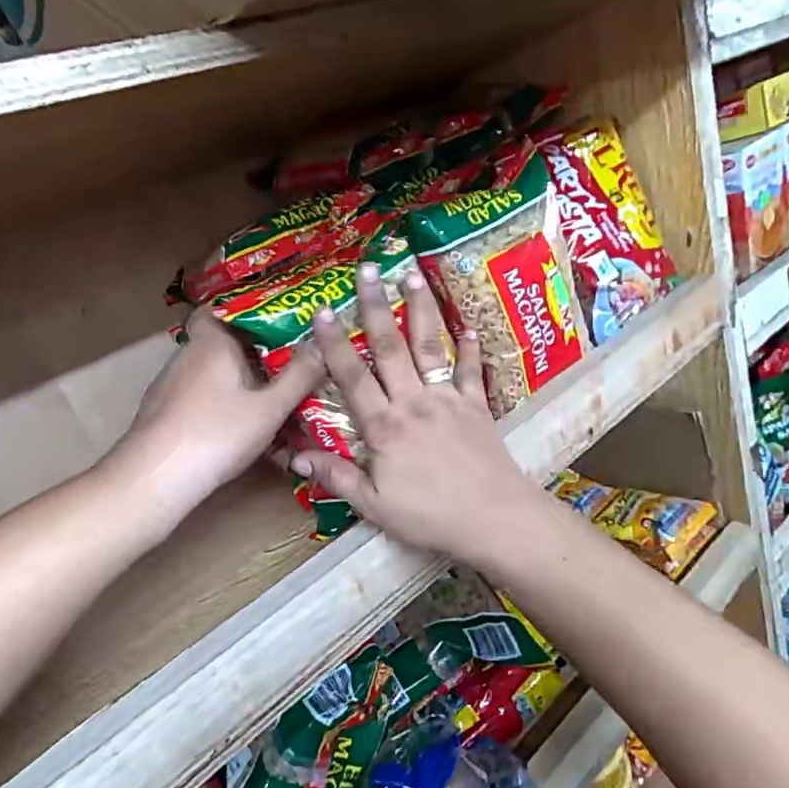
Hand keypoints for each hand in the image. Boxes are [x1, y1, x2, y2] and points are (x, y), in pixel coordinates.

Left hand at [111, 310, 322, 522]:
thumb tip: (322, 345)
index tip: (271, 323)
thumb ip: (299, 376)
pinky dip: (216, 404)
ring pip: (209, 373)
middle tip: (284, 366)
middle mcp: (186, 356)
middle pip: (219, 344)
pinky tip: (234, 429)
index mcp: (212, 344)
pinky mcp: (161, 412)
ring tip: (265, 400)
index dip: (242, 312)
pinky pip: (196, 397)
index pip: (218, 309)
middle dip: (250, 354)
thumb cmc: (217, 433)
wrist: (156, 478)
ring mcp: (169, 385)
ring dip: (234, 382)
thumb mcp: (270, 408)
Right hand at [292, 262, 561, 572]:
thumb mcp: (375, 506)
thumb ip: (337, 477)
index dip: (334, 344)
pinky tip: (470, 327)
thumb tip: (295, 455)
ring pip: (429, 348)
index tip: (322, 310)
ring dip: (420, 311)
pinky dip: (471, 349)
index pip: (352, 377)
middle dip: (376, 307)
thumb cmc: (430, 515)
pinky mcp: (476, 406)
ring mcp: (448, 400)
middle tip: (368, 269)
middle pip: (390, 348)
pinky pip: (470, 372)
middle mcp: (414, 402)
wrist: (493, 518)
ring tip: (413, 276)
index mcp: (384, 426)